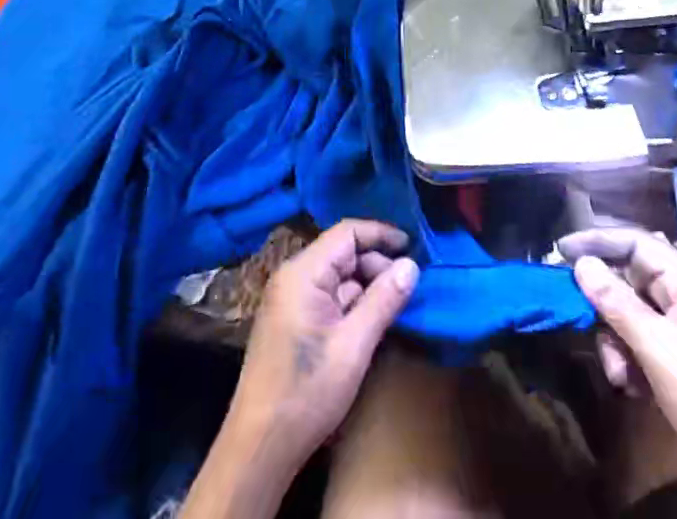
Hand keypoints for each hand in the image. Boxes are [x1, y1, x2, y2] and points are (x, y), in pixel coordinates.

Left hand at [231, 221, 419, 461]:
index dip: (382, 234)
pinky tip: (375, 319)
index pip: (347, 232)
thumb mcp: (355, 344)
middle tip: (411, 286)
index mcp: (302, 272)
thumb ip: (384, 299)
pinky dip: (353, 302)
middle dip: (378, 263)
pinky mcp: (293, 320)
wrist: (261, 443)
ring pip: (338, 277)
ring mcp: (290, 299)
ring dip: (368, 285)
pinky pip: (328, 297)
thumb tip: (412, 265)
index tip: (415, 247)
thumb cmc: (308, 391)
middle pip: (343, 253)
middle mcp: (293, 277)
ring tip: (400, 303)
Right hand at [559, 229, 676, 518]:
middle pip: (631, 278)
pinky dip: (629, 359)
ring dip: (615, 339)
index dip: (597, 241)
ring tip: (619, 374)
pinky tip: (631, 387)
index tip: (558, 250)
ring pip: (632, 313)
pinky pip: (643, 342)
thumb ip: (618, 304)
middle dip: (605, 301)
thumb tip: (583, 264)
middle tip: (578, 316)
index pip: (638, 243)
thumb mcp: (661, 351)